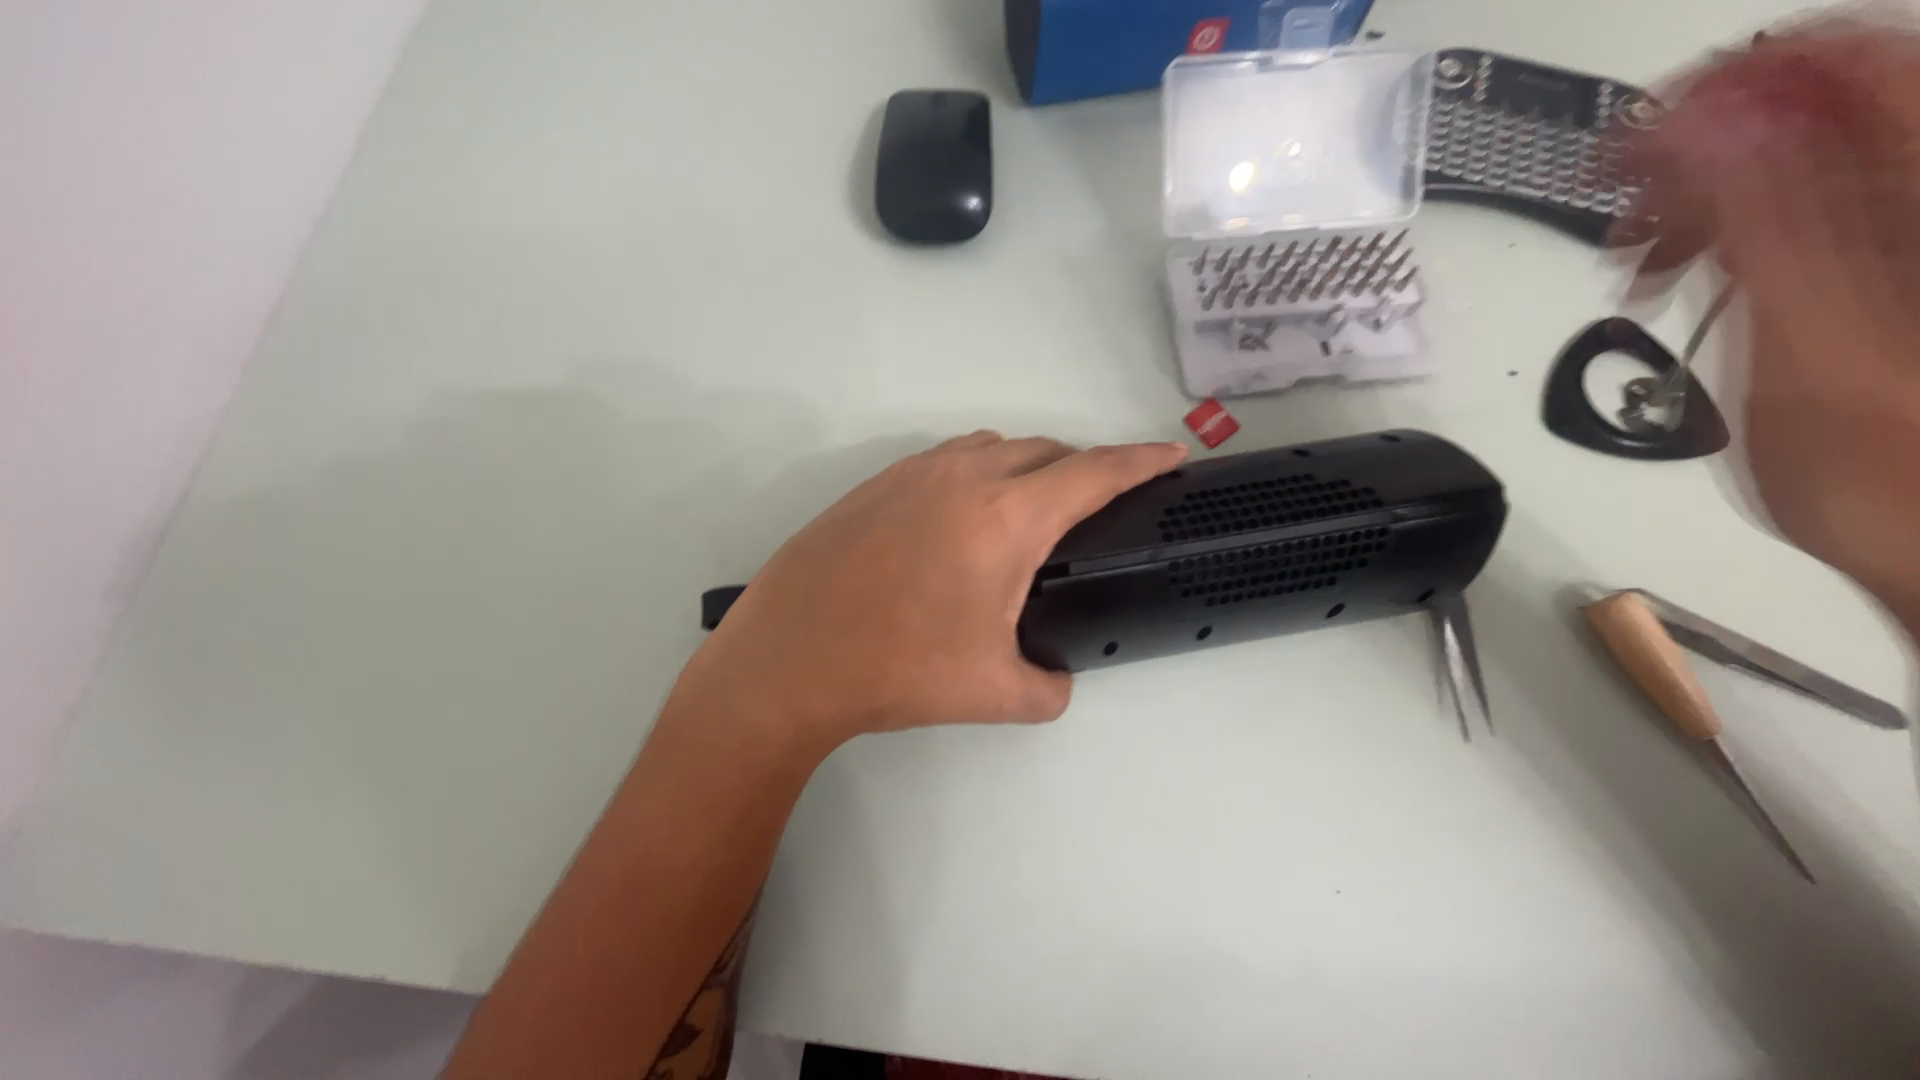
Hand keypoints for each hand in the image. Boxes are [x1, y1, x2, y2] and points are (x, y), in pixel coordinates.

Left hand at [669, 433, 1188, 753]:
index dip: (1142, 460)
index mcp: (1007, 518)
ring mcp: (913, 474)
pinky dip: (975, 475)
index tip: (1172, 453)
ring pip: (992, 448)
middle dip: (1083, 468)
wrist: (789, 659)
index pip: (1095, 473)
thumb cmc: (897, 669)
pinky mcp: (874, 485)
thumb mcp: (993, 693)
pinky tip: (960, 522)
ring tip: (1030, 510)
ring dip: (1025, 466)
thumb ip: (1049, 688)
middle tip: (1096, 506)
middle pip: (1046, 451)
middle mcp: (964, 478)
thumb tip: (1055, 682)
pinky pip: (945, 462)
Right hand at [1615, 19, 1919, 619]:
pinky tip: (1682, 269)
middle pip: (1815, 98)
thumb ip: (1766, 220)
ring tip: (1646, 257)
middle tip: (1627, 212)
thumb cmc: (1887, 479)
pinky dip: (1719, 224)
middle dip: (1698, 149)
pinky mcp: (1876, 256)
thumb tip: (1700, 127)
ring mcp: (1900, 223)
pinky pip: (1792, 199)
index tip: (1641, 139)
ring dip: (1697, 193)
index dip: (1733, 82)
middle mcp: (1918, 195)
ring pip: (1792, 149)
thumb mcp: (1813, 347)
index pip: (1849, 59)